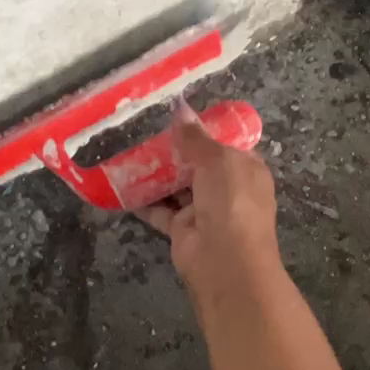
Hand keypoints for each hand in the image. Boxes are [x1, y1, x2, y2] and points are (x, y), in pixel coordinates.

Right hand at [138, 103, 281, 298]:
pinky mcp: (182, 228)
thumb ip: (196, 138)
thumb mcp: (218, 160)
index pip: (226, 145)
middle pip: (198, 164)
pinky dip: (143, 199)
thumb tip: (181, 109)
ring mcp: (204, 210)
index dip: (205, 131)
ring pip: (177, 186)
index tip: (178, 117)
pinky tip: (122, 184)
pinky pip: (160, 209)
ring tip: (130, 152)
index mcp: (246, 169)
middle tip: (146, 132)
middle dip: (175, 151)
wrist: (224, 260)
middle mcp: (227, 189)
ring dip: (156, 173)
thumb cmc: (231, 201)